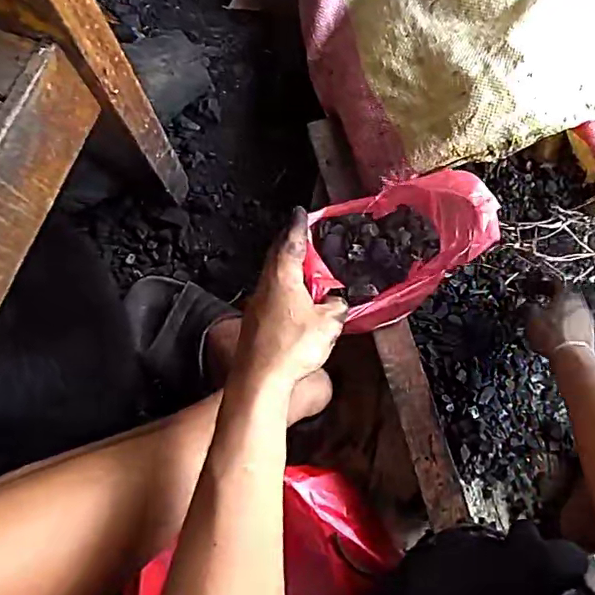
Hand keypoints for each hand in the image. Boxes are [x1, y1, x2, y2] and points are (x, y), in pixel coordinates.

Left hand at [236, 209, 348, 386]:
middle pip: (279, 256)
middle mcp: (266, 286)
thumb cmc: (289, 349)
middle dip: (294, 246)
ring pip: (276, 278)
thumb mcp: (329, 323)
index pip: (291, 241)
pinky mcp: (256, 323)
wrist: (260, 381)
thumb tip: (338, 301)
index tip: (302, 213)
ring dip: (292, 272)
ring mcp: (258, 304)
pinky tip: (300, 306)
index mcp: (283, 277)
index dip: (300, 225)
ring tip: (311, 277)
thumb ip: (337, 305)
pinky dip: (288, 293)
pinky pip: (274, 297)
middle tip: (309, 242)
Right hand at [524, 285, 594, 362]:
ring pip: (572, 311)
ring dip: (562, 314)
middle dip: (554, 300)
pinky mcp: (590, 332)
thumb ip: (530, 308)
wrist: (572, 358)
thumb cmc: (554, 338)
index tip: (539, 287)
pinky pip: (576, 324)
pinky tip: (558, 335)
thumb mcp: (532, 320)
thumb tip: (528, 306)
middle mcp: (580, 303)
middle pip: (566, 296)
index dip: (545, 284)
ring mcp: (587, 318)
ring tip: (549, 323)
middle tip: (543, 304)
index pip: (555, 282)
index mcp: (566, 293)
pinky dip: (567, 327)